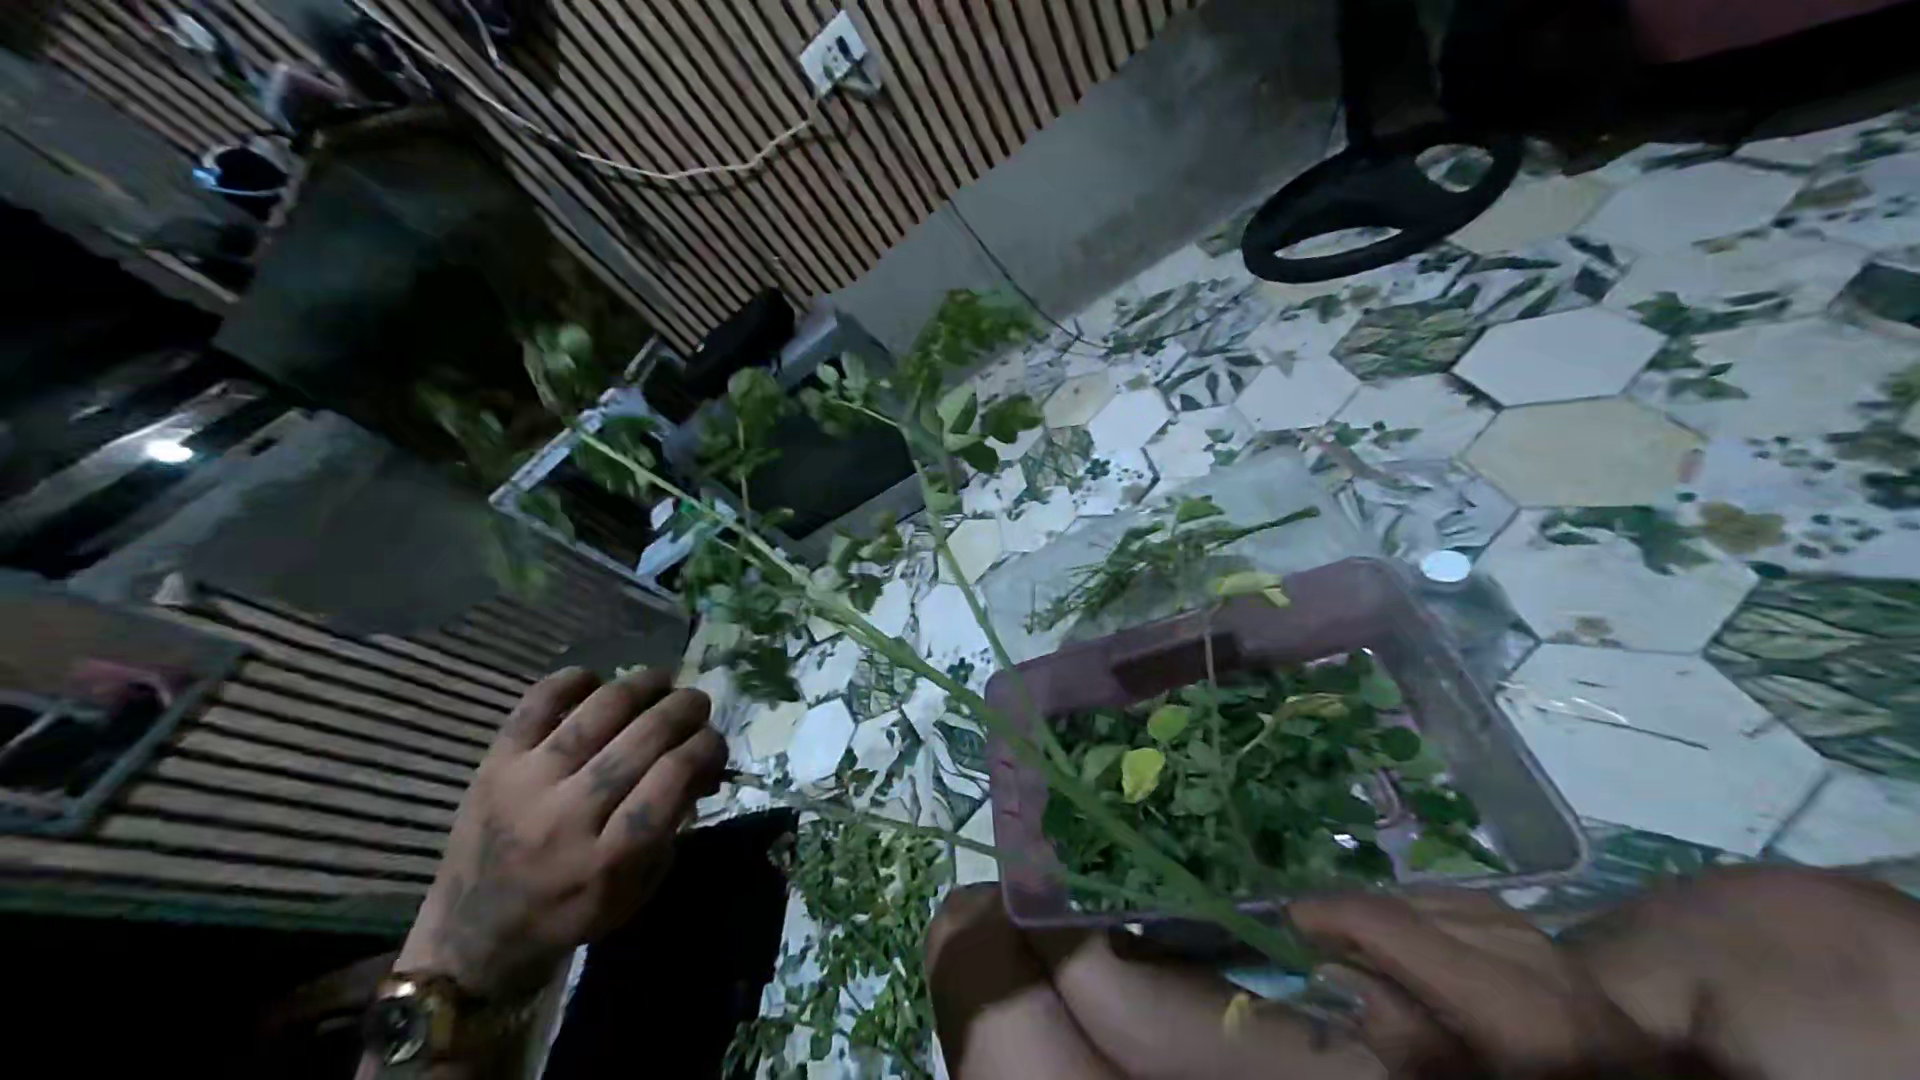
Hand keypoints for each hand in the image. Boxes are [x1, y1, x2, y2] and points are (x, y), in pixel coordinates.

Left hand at [396, 667, 725, 998]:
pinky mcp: (494, 765)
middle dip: (686, 709)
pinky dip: (573, 681)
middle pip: (646, 736)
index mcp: (612, 856)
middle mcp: (570, 815)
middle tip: (698, 703)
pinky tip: (597, 681)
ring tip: (661, 680)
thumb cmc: (573, 911)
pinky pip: (537, 703)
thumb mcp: (641, 886)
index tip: (714, 740)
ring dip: (644, 684)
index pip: (676, 774)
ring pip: (601, 710)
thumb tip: (700, 758)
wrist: (474, 937)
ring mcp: (527, 784)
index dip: (707, 745)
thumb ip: (674, 820)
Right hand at [1290, 890, 1649, 1075]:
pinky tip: (1405, 930)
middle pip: (1403, 904)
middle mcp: (1516, 950)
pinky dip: (1415, 908)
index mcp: (1504, 998)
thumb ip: (1403, 1037)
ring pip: (1426, 895)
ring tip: (1354, 936)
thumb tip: (1337, 974)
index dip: (1329, 913)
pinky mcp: (1536, 932)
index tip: (1286, 920)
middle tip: (1312, 936)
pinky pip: (1454, 900)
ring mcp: (1531, 935)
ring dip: (1380, 910)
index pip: (1391, 924)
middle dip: (1349, 912)